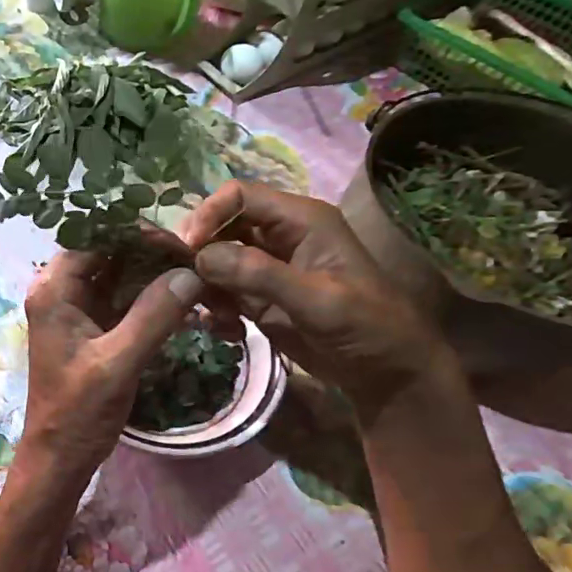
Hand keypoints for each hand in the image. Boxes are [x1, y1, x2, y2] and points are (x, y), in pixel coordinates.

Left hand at [15, 248, 202, 498]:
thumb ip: (153, 316)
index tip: (180, 244)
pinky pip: (122, 300)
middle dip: (150, 253)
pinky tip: (183, 300)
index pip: (95, 238)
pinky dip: (149, 298)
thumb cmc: (79, 411)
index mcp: (54, 290)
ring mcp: (76, 310)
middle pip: (108, 253)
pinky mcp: (92, 329)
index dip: (137, 235)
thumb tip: (189, 273)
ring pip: (117, 275)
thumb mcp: (118, 362)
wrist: (61, 457)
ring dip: (153, 274)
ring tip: (196, 276)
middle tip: (195, 260)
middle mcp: (61, 292)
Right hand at [179, 180, 449, 411]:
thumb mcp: (317, 300)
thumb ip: (259, 275)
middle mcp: (279, 236)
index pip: (240, 196)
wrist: (387, 374)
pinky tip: (224, 331)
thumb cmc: (367, 326)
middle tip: (185, 287)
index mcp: (300, 220)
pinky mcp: (257, 298)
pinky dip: (214, 309)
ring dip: (204, 286)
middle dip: (199, 254)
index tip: (186, 247)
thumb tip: (201, 256)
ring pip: (215, 261)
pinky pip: (220, 292)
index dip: (208, 214)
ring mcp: (266, 269)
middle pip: (221, 227)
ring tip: (212, 317)